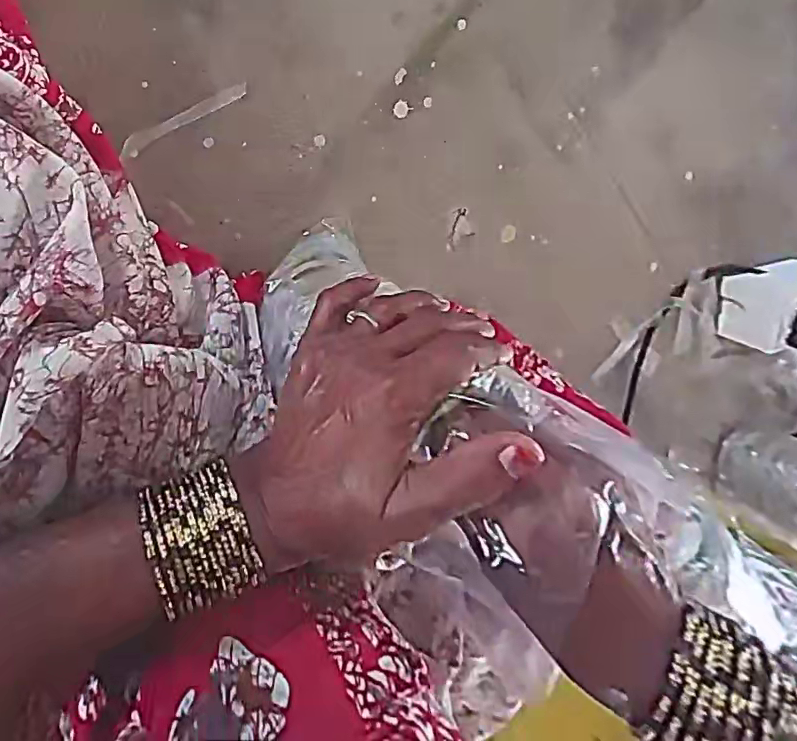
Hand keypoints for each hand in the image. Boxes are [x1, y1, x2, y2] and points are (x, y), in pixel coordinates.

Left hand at [231, 276, 545, 570]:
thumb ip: (469, 477)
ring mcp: (334, 350)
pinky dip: (356, 289)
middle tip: (484, 333)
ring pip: (388, 309)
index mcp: (395, 395)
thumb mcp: (411, 511)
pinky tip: (376, 284)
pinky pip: (333, 304)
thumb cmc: (342, 511)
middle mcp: (366, 360)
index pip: (452, 354)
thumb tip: (524, 448)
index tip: (502, 355)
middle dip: (462, 325)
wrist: (273, 503)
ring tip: (447, 311)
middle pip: (426, 325)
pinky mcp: (311, 350)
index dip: (483, 350)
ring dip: (422, 305)